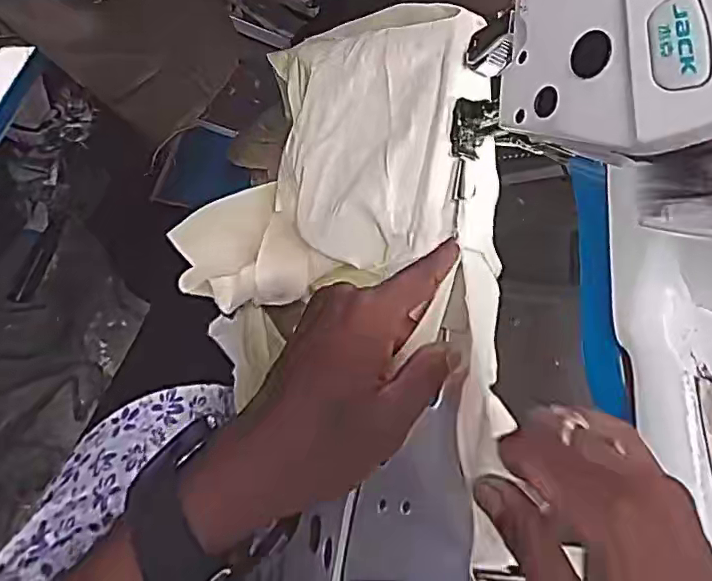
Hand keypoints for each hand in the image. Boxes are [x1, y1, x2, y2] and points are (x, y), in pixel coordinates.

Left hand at [177, 240, 461, 553]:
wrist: (257, 463)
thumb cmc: (318, 445)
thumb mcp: (393, 418)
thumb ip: (429, 374)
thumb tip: (446, 352)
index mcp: (368, 315)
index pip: (418, 278)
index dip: (442, 263)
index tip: (455, 248)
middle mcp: (344, 302)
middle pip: (400, 300)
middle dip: (416, 330)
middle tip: (414, 375)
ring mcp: (323, 311)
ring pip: (378, 313)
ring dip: (391, 340)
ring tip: (380, 390)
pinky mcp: (311, 325)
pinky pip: (356, 320)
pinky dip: (368, 342)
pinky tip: (360, 385)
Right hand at [475, 407, 711, 580]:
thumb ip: (526, 538)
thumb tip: (494, 494)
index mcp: (607, 508)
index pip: (547, 451)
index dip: (515, 446)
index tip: (499, 450)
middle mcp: (641, 488)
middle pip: (577, 434)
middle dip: (541, 433)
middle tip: (516, 443)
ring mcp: (666, 492)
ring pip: (608, 433)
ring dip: (575, 431)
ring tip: (549, 440)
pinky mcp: (681, 503)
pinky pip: (636, 451)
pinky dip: (607, 443)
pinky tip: (593, 458)